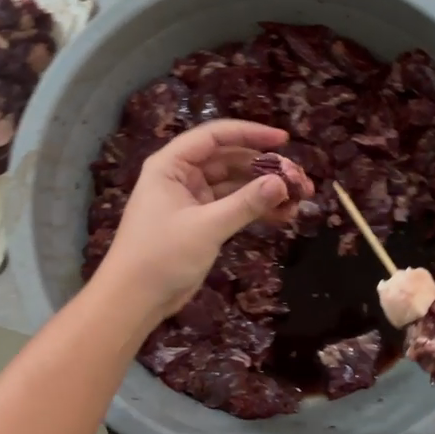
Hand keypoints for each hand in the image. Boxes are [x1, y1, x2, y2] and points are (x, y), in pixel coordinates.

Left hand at [97, 120, 293, 321]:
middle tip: (300, 180)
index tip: (283, 140)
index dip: (250, 133)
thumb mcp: (206, 227)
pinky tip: (283, 216)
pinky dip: (256, 210)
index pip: (214, 137)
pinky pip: (234, 207)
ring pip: (236, 184)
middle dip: (265, 168)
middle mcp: (182, 176)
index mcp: (171, 165)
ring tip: (299, 199)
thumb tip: (282, 183)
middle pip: (230, 160)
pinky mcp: (202, 222)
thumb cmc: (161, 256)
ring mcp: (192, 199)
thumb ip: (245, 204)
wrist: (134, 299)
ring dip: (265, 190)